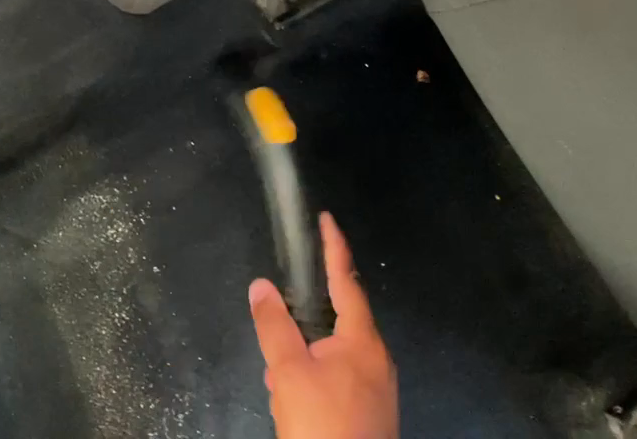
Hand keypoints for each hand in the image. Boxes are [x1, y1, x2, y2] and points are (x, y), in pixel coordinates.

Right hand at [249, 213, 395, 438]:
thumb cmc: (322, 424)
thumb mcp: (288, 372)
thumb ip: (273, 326)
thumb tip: (260, 286)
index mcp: (362, 341)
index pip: (346, 280)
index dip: (334, 247)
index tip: (327, 219)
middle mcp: (377, 360)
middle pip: (343, 318)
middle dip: (310, 312)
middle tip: (286, 304)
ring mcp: (377, 389)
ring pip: (337, 352)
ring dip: (307, 351)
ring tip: (278, 367)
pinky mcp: (370, 413)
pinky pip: (339, 377)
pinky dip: (314, 374)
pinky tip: (290, 395)